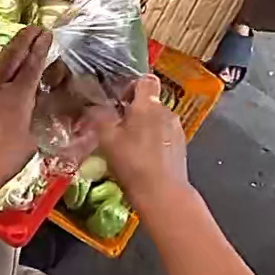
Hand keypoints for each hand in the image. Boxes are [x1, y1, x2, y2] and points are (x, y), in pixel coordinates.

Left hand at [0, 25, 52, 186]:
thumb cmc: (5, 158)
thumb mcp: (32, 141)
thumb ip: (35, 121)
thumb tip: (35, 112)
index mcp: (18, 96)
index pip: (32, 64)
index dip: (40, 47)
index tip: (46, 32)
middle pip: (11, 57)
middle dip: (24, 40)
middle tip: (33, 27)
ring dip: (10, 69)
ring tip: (20, 70)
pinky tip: (1, 107)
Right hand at [89, 75, 188, 205]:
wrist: (162, 194)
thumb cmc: (132, 163)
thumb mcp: (107, 139)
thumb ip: (98, 117)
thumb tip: (93, 106)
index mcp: (148, 105)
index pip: (145, 80)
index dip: (131, 85)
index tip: (119, 101)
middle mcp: (166, 112)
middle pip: (149, 102)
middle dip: (134, 111)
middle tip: (117, 129)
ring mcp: (176, 129)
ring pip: (157, 120)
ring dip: (144, 127)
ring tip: (129, 147)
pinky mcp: (182, 146)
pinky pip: (164, 136)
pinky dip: (153, 141)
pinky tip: (143, 159)